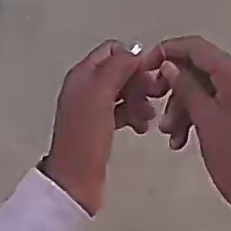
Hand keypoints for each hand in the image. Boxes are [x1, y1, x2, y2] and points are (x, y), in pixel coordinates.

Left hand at [41, 41, 166, 214]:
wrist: (76, 180)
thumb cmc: (86, 135)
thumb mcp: (100, 94)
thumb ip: (116, 67)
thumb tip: (134, 52)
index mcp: (83, 74)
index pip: (111, 50)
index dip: (132, 60)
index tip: (148, 75)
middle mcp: (86, 87)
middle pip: (119, 71)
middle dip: (138, 81)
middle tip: (154, 96)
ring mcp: (92, 107)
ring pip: (123, 92)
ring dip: (139, 100)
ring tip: (148, 118)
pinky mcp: (100, 126)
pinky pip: (122, 110)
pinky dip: (134, 115)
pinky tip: (141, 127)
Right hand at [144, 37, 230, 230]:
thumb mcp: (205, 119)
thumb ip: (186, 87)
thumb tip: (169, 65)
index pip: (196, 47)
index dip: (168, 51)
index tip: (146, 66)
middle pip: (198, 67)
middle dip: (173, 84)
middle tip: (153, 99)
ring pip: (201, 88)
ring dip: (180, 105)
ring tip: (168, 131)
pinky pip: (210, 104)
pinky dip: (193, 116)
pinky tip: (180, 139)